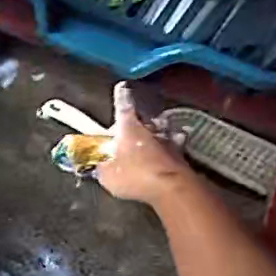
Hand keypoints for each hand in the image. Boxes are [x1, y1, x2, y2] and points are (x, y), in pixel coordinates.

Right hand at [96, 82, 194, 206]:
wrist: (170, 188)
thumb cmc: (134, 176)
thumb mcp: (106, 175)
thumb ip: (100, 166)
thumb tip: (95, 164)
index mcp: (129, 127)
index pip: (123, 106)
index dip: (121, 96)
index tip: (121, 87)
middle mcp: (150, 127)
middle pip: (142, 118)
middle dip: (135, 122)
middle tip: (127, 132)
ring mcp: (168, 138)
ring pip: (161, 129)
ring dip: (155, 131)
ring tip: (151, 137)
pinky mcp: (180, 153)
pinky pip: (174, 145)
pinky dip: (169, 147)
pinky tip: (168, 151)